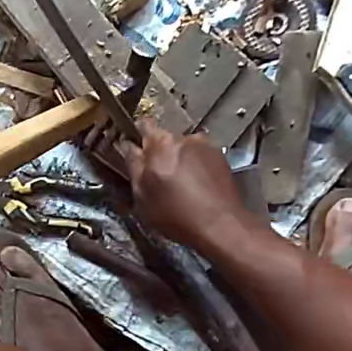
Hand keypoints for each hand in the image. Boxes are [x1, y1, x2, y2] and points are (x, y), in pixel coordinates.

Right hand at [118, 119, 255, 250]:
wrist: (220, 225)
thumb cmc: (175, 214)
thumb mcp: (143, 196)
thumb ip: (134, 166)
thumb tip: (129, 146)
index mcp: (160, 144)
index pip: (144, 125)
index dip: (138, 138)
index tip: (138, 154)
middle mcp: (184, 138)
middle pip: (167, 140)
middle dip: (162, 154)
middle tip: (160, 179)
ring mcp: (207, 146)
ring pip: (186, 149)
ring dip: (182, 161)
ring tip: (183, 187)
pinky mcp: (222, 159)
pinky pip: (202, 158)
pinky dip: (198, 168)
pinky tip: (199, 189)